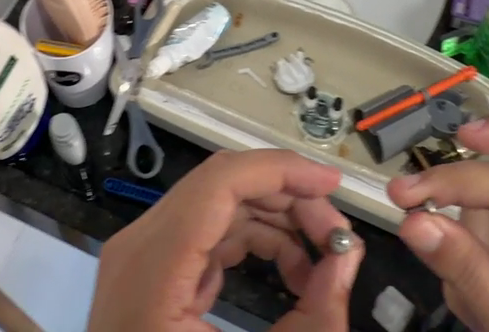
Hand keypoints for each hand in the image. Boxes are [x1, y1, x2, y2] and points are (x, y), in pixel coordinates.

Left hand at [88, 149, 364, 331]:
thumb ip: (313, 318)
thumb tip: (349, 255)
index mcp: (151, 266)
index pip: (219, 183)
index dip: (279, 171)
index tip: (331, 183)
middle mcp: (139, 244)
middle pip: (222, 186)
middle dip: (289, 200)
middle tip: (336, 237)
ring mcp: (142, 253)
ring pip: (220, 203)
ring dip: (277, 221)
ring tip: (321, 263)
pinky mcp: (154, 266)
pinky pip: (209, 230)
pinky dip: (254, 240)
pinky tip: (291, 274)